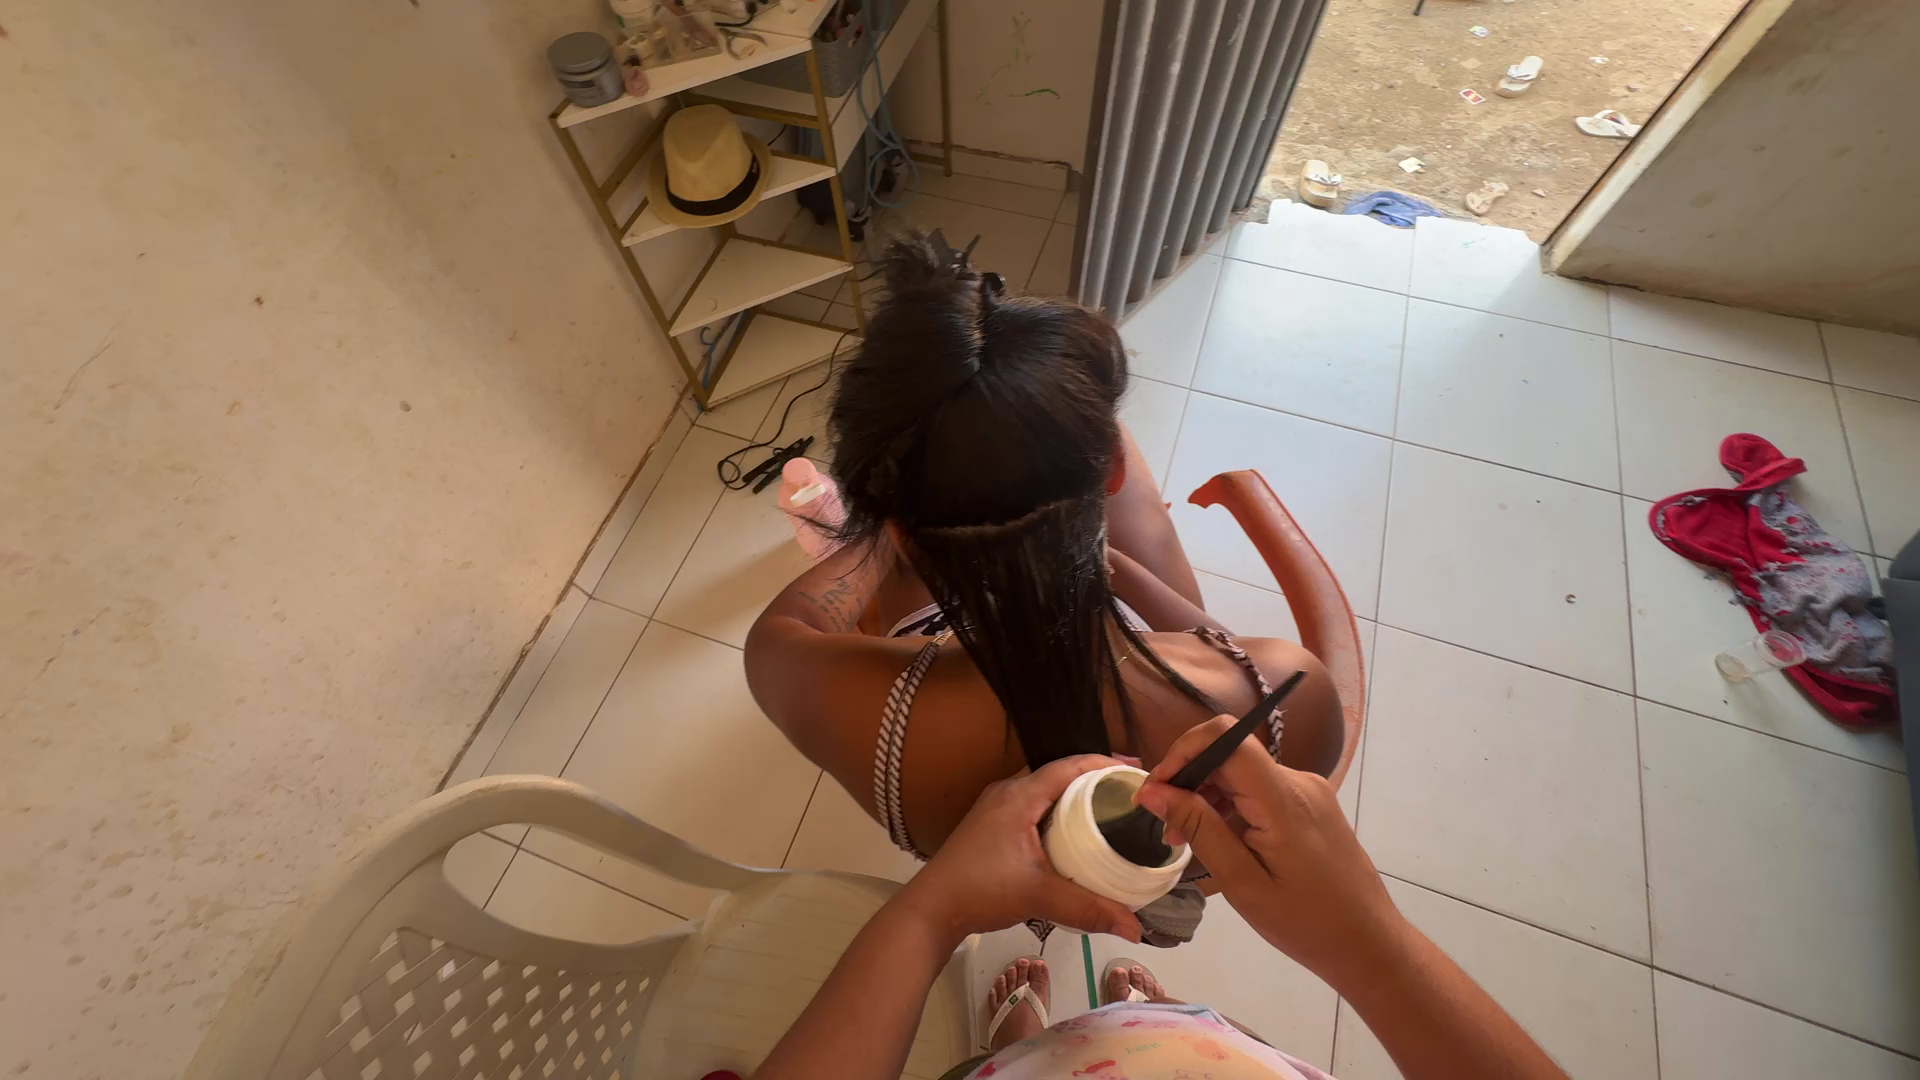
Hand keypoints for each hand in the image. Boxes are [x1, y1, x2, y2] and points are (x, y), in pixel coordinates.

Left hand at [899, 756, 1143, 944]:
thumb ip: (1088, 908)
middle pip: (1056, 774)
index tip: (1131, 770)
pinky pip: (1031, 805)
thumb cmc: (982, 890)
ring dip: (1072, 794)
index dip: (1100, 763)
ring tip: (1105, 808)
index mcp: (1019, 795)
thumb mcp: (1039, 896)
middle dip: (1091, 778)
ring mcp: (995, 806)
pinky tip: (1071, 831)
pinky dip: (1056, 810)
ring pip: (1043, 790)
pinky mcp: (990, 823)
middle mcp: (1007, 792)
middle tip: (1125, 791)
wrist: (932, 907)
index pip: (1067, 766)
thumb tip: (1135, 928)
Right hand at [1135, 716, 1405, 983]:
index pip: (1225, 736)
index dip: (1184, 749)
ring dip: (1207, 795)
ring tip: (1189, 839)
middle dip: (1188, 779)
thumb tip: (1150, 790)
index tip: (1159, 788)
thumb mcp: (1241, 882)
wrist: (1373, 948)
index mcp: (1281, 798)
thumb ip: (1197, 827)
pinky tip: (1222, 840)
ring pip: (1240, 771)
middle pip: (1228, 753)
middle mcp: (1296, 780)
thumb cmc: (1306, 924)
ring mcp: (1307, 789)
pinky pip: (1257, 788)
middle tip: (1167, 826)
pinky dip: (1230, 805)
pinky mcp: (1310, 803)